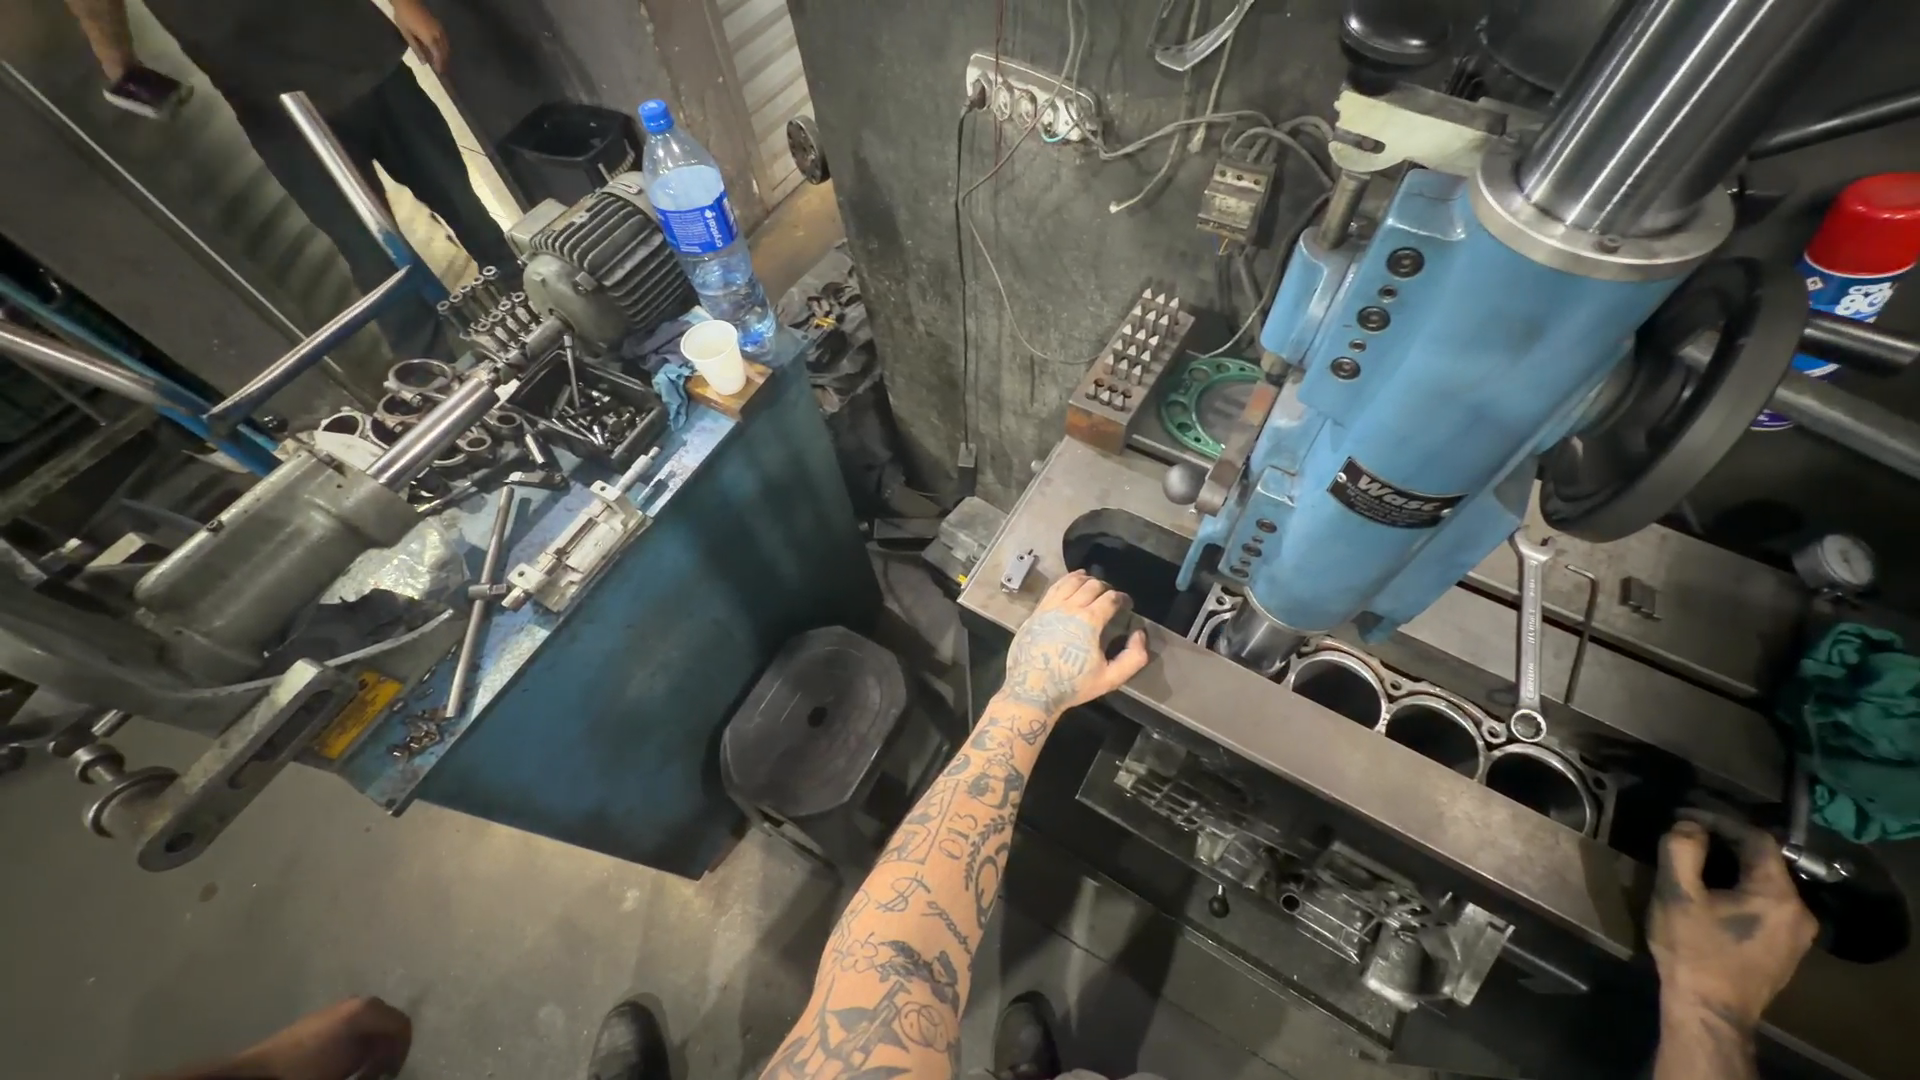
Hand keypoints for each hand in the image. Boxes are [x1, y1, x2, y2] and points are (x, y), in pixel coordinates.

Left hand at [223, 997, 411, 1079]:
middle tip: (377, 1073)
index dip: (403, 1050)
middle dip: (387, 1048)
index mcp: (368, 1008)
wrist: (258, 1072)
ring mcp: (341, 1006)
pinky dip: (358, 1043)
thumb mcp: (350, 1064)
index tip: (392, 1073)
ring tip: (360, 1071)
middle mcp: (359, 1000)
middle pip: (389, 1022)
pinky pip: (354, 1026)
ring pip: (372, 1024)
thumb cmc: (307, 1069)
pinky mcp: (324, 1017)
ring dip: (373, 1047)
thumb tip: (389, 1059)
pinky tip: (345, 1061)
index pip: (402, 1025)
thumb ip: (378, 1053)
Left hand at [392, 0, 449, 72]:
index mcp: (430, 39)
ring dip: (444, 54)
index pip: (439, 56)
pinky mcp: (439, 26)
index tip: (439, 72)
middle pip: (444, 52)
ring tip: (440, 59)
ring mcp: (440, 30)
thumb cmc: (404, 17)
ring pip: (446, 46)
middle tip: (440, 67)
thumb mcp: (407, 34)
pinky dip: (444, 46)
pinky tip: (439, 48)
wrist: (406, 0)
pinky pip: (445, 40)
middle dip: (443, 60)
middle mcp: (438, 36)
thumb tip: (424, 63)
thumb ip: (416, 49)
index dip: (439, 65)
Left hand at [1001, 570, 1149, 712]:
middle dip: (1106, 588)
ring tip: (1094, 585)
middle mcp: (1069, 608)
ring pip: (1072, 582)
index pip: (1110, 598)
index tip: (1126, 604)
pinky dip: (1067, 580)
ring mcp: (1051, 607)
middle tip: (1111, 598)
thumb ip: (1133, 657)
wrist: (1032, 689)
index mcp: (1089, 621)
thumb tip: (1139, 634)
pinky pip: (1054, 587)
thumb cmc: (1072, 685)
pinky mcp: (1037, 611)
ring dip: (1087, 580)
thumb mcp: (1110, 678)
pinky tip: (1072, 580)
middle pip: (1092, 585)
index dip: (1122, 598)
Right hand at [1649, 815, 1817, 1033]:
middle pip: (1764, 860)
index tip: (1682, 814)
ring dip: (1730, 863)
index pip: (1756, 839)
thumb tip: (1688, 824)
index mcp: (1777, 895)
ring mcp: (1797, 933)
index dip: (1719, 819)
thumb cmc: (1692, 947)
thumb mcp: (1676, 894)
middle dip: (1722, 840)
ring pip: (1764, 882)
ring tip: (1692, 858)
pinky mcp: (1785, 946)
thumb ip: (1681, 850)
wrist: (1711, 1007)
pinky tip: (1710, 891)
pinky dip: (1738, 885)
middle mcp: (1799, 911)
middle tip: (1683, 832)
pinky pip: (1765, 902)